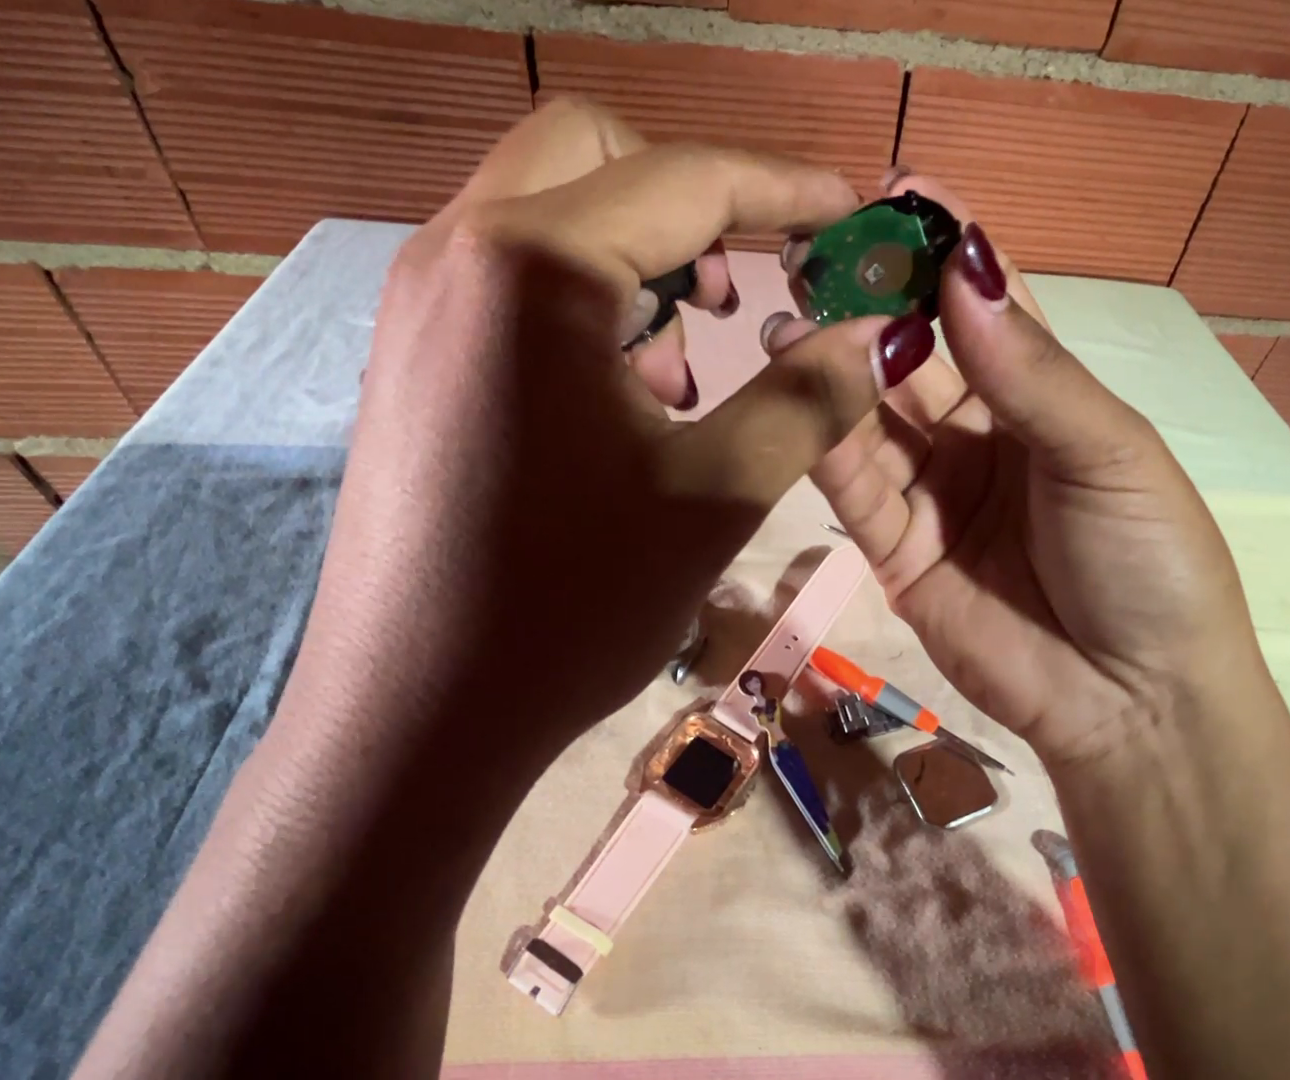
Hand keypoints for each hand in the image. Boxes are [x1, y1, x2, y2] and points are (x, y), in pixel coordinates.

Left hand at [307, 101, 940, 744]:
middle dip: (695, 204)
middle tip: (749, 288)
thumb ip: (810, 395)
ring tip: (689, 360)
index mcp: (532, 267)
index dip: (785, 188)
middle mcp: (459, 251)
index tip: (853, 213)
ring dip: (640, 256)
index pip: (685, 179)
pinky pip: (514, 276)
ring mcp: (421, 300)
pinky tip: (625, 396)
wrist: (418, 715)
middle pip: (600, 156)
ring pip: (552, 212)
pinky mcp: (413, 353)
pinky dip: (587, 299)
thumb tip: (876, 334)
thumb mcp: (716, 496)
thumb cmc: (570, 606)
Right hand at [796, 175, 1264, 763]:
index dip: (946, 252)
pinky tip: (802, 394)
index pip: (987, 309)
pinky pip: (857, 488)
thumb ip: (1032, 374)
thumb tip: (964, 270)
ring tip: (797, 320)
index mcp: (1046, 401)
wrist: (1133, 701)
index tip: (901, 191)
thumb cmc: (1149, 563)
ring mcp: (935, 492)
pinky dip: (829, 445)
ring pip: (875, 418)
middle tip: (821, 253)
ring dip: (839, 370)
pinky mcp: (896, 550)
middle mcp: (983, 436)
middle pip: (918, 357)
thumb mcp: (1109, 456)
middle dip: (875, 305)